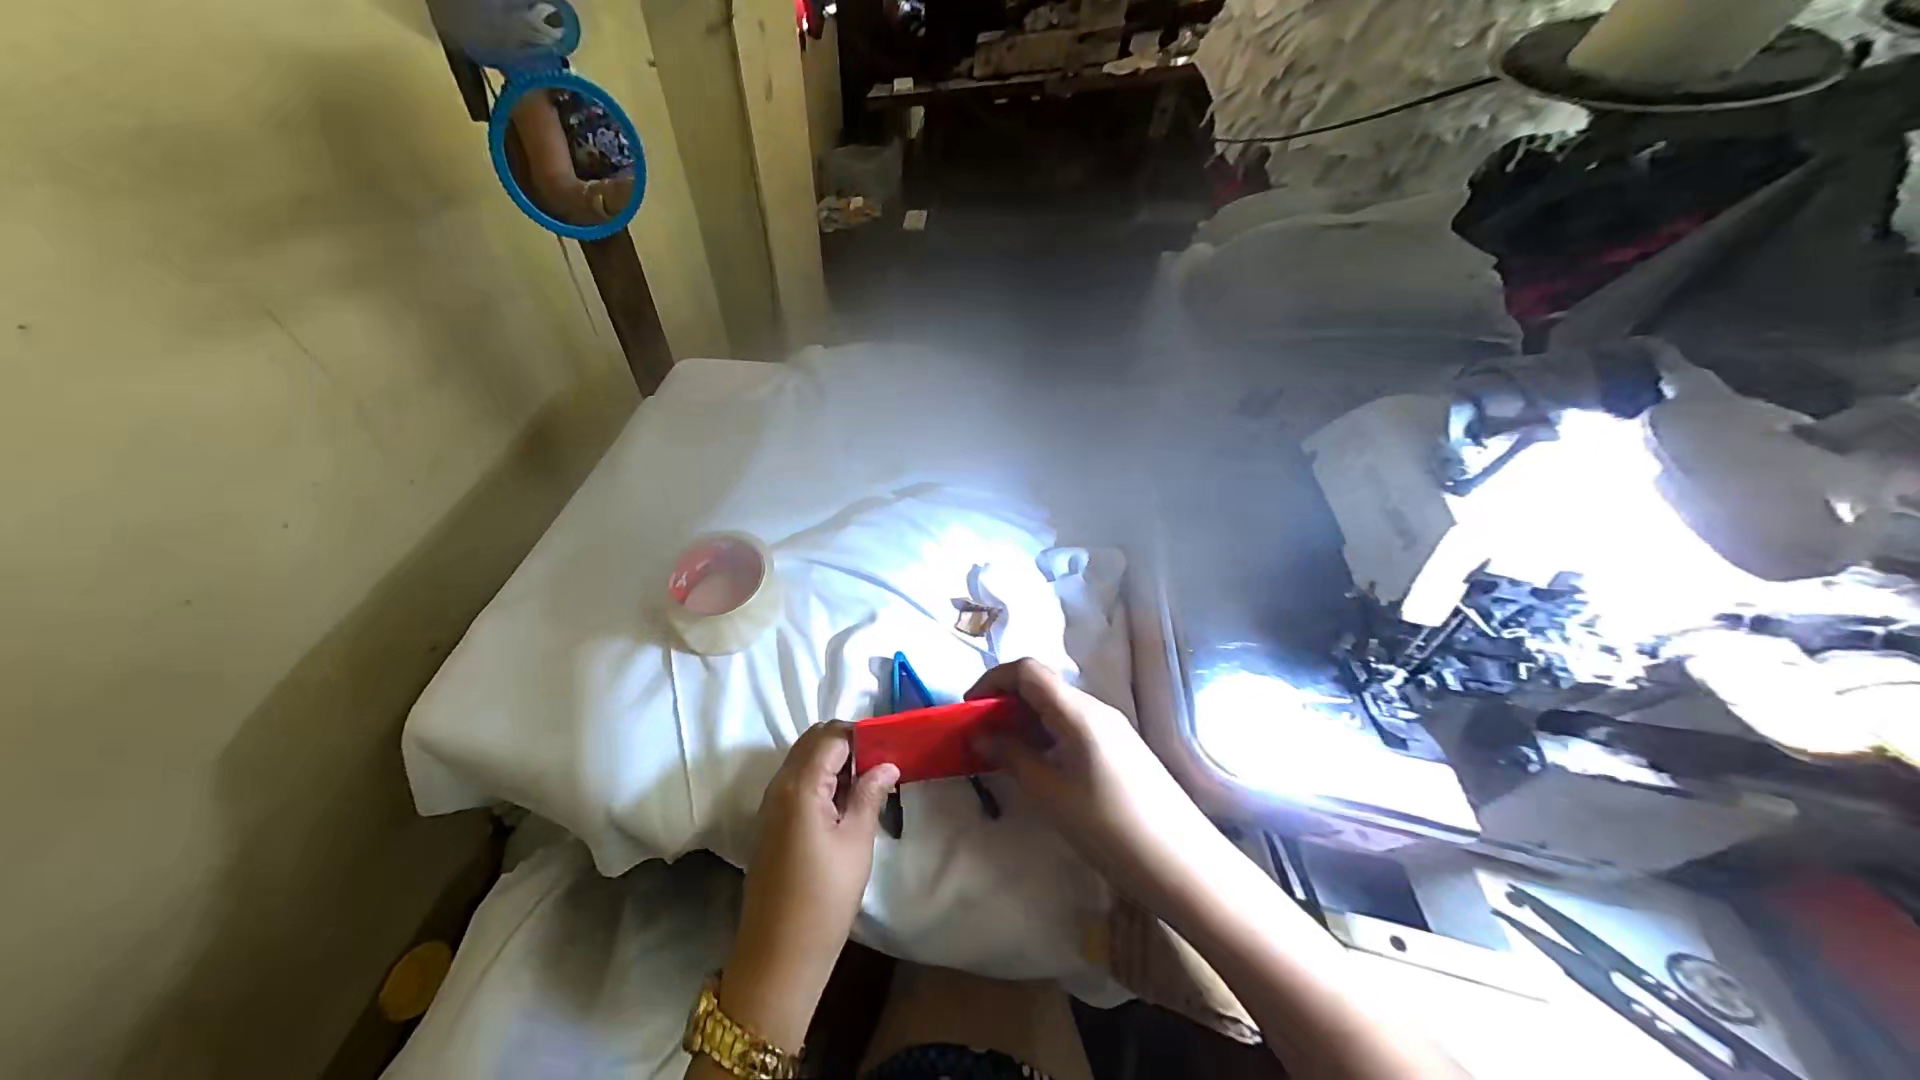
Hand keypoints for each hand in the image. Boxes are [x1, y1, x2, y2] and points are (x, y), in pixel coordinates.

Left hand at [720, 722, 897, 1049]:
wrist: (778, 954)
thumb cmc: (824, 897)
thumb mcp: (856, 843)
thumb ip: (869, 794)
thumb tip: (887, 763)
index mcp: (800, 785)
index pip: (831, 736)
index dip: (862, 734)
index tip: (890, 744)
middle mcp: (779, 785)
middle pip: (813, 741)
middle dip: (847, 741)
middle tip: (881, 760)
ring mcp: (770, 803)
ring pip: (803, 759)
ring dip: (833, 759)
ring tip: (867, 779)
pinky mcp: (770, 821)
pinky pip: (795, 780)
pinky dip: (819, 777)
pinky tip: (844, 800)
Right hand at [968, 660, 1229, 911]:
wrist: (1184, 865)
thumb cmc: (1109, 828)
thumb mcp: (1051, 794)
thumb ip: (1013, 756)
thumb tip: (982, 735)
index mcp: (1079, 712)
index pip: (1028, 670)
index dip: (993, 680)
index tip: (970, 709)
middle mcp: (1097, 708)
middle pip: (1044, 685)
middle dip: (1006, 702)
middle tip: (982, 736)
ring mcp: (1113, 728)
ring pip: (1059, 706)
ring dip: (1026, 720)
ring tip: (1004, 754)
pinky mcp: (1122, 748)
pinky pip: (1075, 725)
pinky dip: (1048, 734)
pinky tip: (1040, 765)